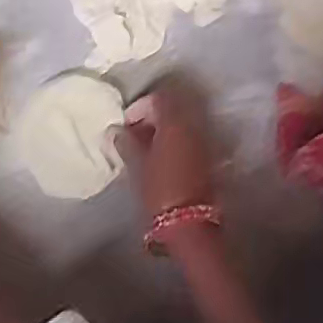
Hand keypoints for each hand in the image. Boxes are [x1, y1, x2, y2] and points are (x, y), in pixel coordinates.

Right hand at [113, 82, 216, 219]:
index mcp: (174, 121)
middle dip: (152, 117)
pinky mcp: (208, 157)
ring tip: (146, 149)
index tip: (127, 124)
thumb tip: (114, 131)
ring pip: (181, 124)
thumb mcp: (137, 165)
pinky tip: (161, 159)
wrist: (191, 225)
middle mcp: (192, 124)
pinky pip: (188, 138)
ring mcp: (203, 140)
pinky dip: (174, 141)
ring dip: (163, 130)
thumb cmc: (160, 190)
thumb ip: (126, 143)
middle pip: (172, 108)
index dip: (140, 106)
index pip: (159, 98)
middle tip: (134, 135)